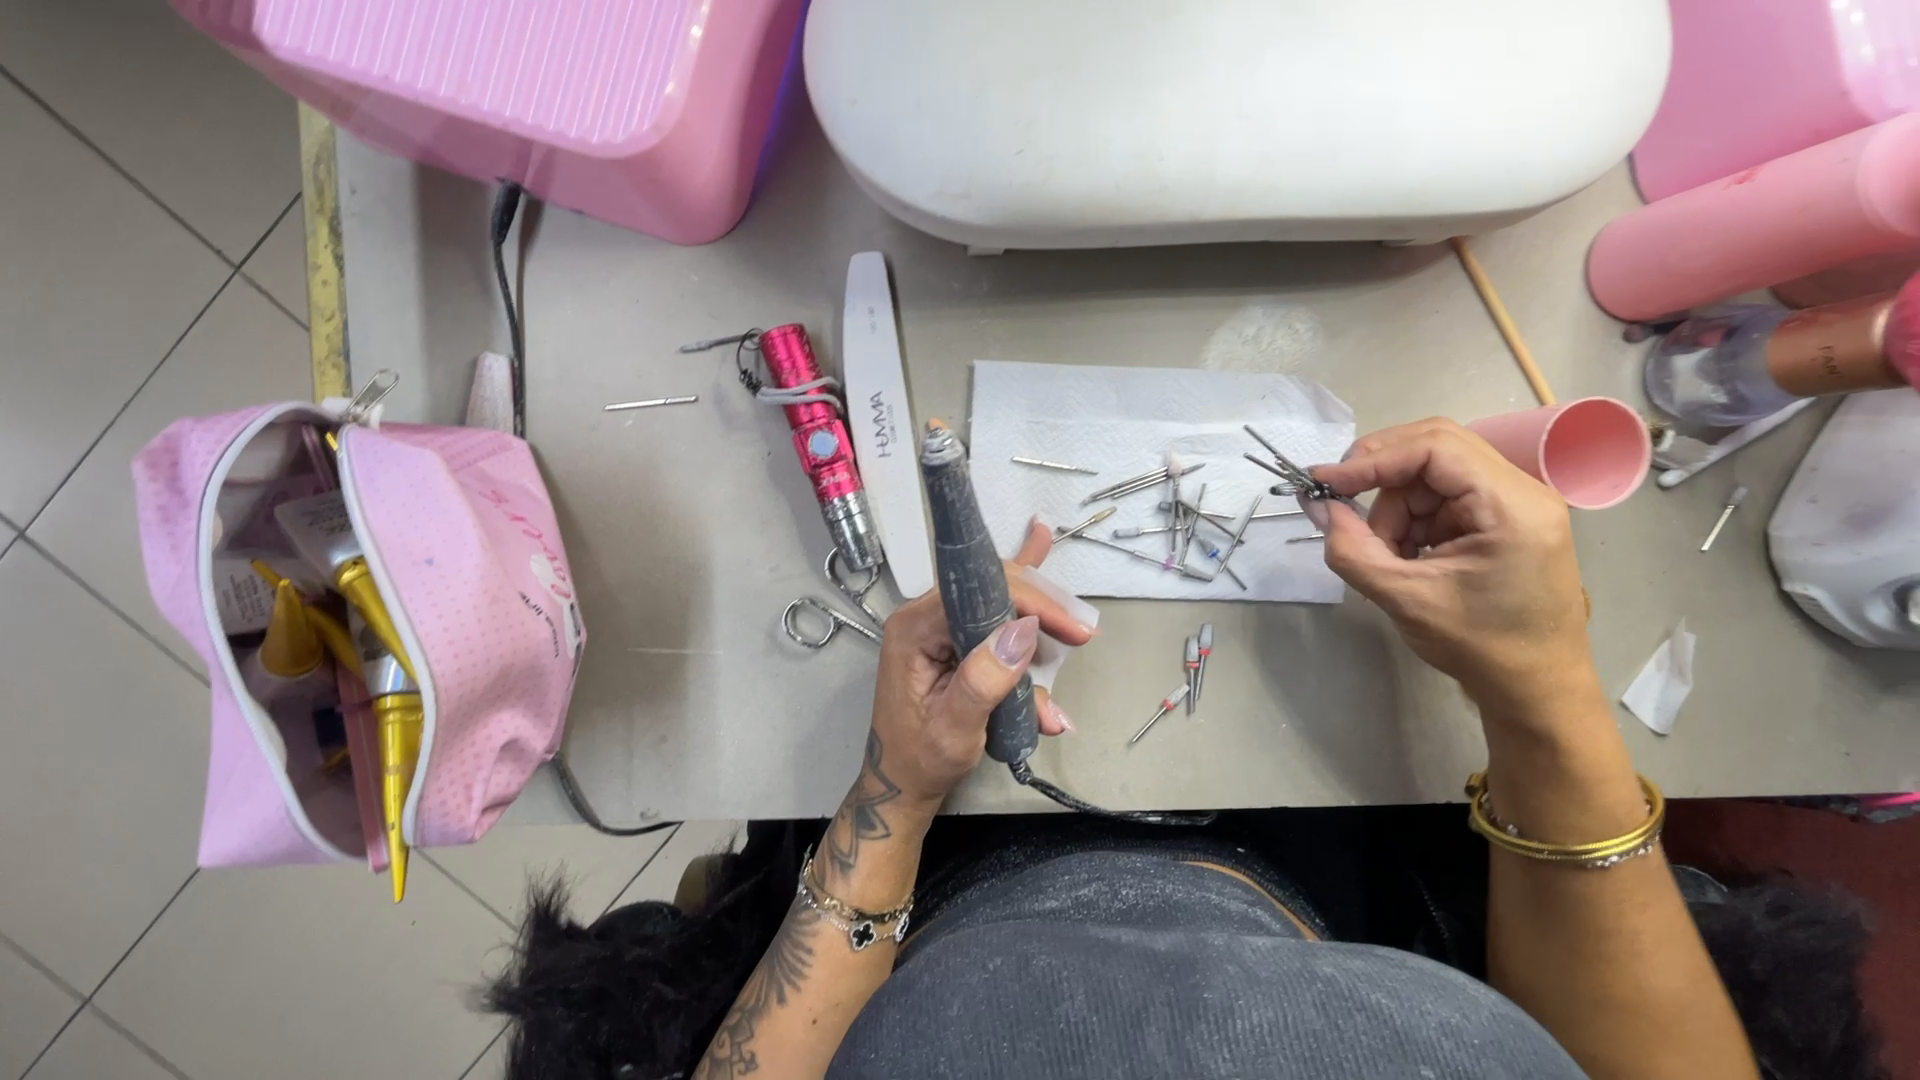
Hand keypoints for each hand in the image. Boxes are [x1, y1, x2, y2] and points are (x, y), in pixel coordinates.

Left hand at [867, 521, 1094, 806]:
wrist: (901, 783)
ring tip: (1073, 636)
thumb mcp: (953, 728)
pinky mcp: (952, 639)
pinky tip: (1039, 546)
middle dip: (1041, 610)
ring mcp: (937, 626)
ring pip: (997, 601)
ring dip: (1037, 625)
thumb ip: (983, 680)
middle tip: (1083, 633)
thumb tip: (1023, 631)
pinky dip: (1021, 602)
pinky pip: (990, 610)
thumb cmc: (922, 759)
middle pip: (990, 590)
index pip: (978, 594)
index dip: (1029, 604)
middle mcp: (923, 617)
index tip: (1072, 628)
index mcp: (914, 629)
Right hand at [1310, 419, 1598, 722]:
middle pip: (1434, 449)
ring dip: (1394, 507)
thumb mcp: (1404, 598)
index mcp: (1512, 506)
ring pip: (1431, 476)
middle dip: (1380, 475)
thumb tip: (1316, 505)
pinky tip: (1406, 556)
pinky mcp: (1500, 519)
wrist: (1533, 686)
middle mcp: (1521, 491)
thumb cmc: (1478, 646)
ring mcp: (1514, 503)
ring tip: (1388, 556)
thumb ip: (1351, 549)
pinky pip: (1440, 498)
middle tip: (1340, 502)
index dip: (1374, 459)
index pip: (1435, 448)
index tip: (1327, 483)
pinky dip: (1409, 520)